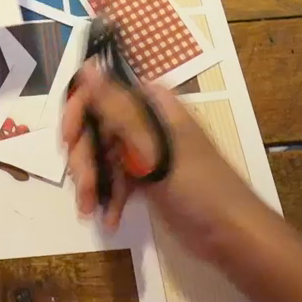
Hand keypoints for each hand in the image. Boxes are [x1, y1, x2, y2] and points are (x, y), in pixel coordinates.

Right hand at [60, 62, 273, 261]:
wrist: (233, 235)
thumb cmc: (198, 183)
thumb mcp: (153, 145)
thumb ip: (116, 107)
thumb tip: (87, 66)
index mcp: (151, 101)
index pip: (100, 91)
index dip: (78, 112)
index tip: (67, 140)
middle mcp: (145, 119)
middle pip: (96, 126)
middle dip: (85, 158)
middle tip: (83, 186)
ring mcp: (145, 149)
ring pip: (101, 155)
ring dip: (93, 181)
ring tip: (91, 210)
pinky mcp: (146, 177)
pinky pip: (115, 178)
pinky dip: (109, 197)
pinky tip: (110, 219)